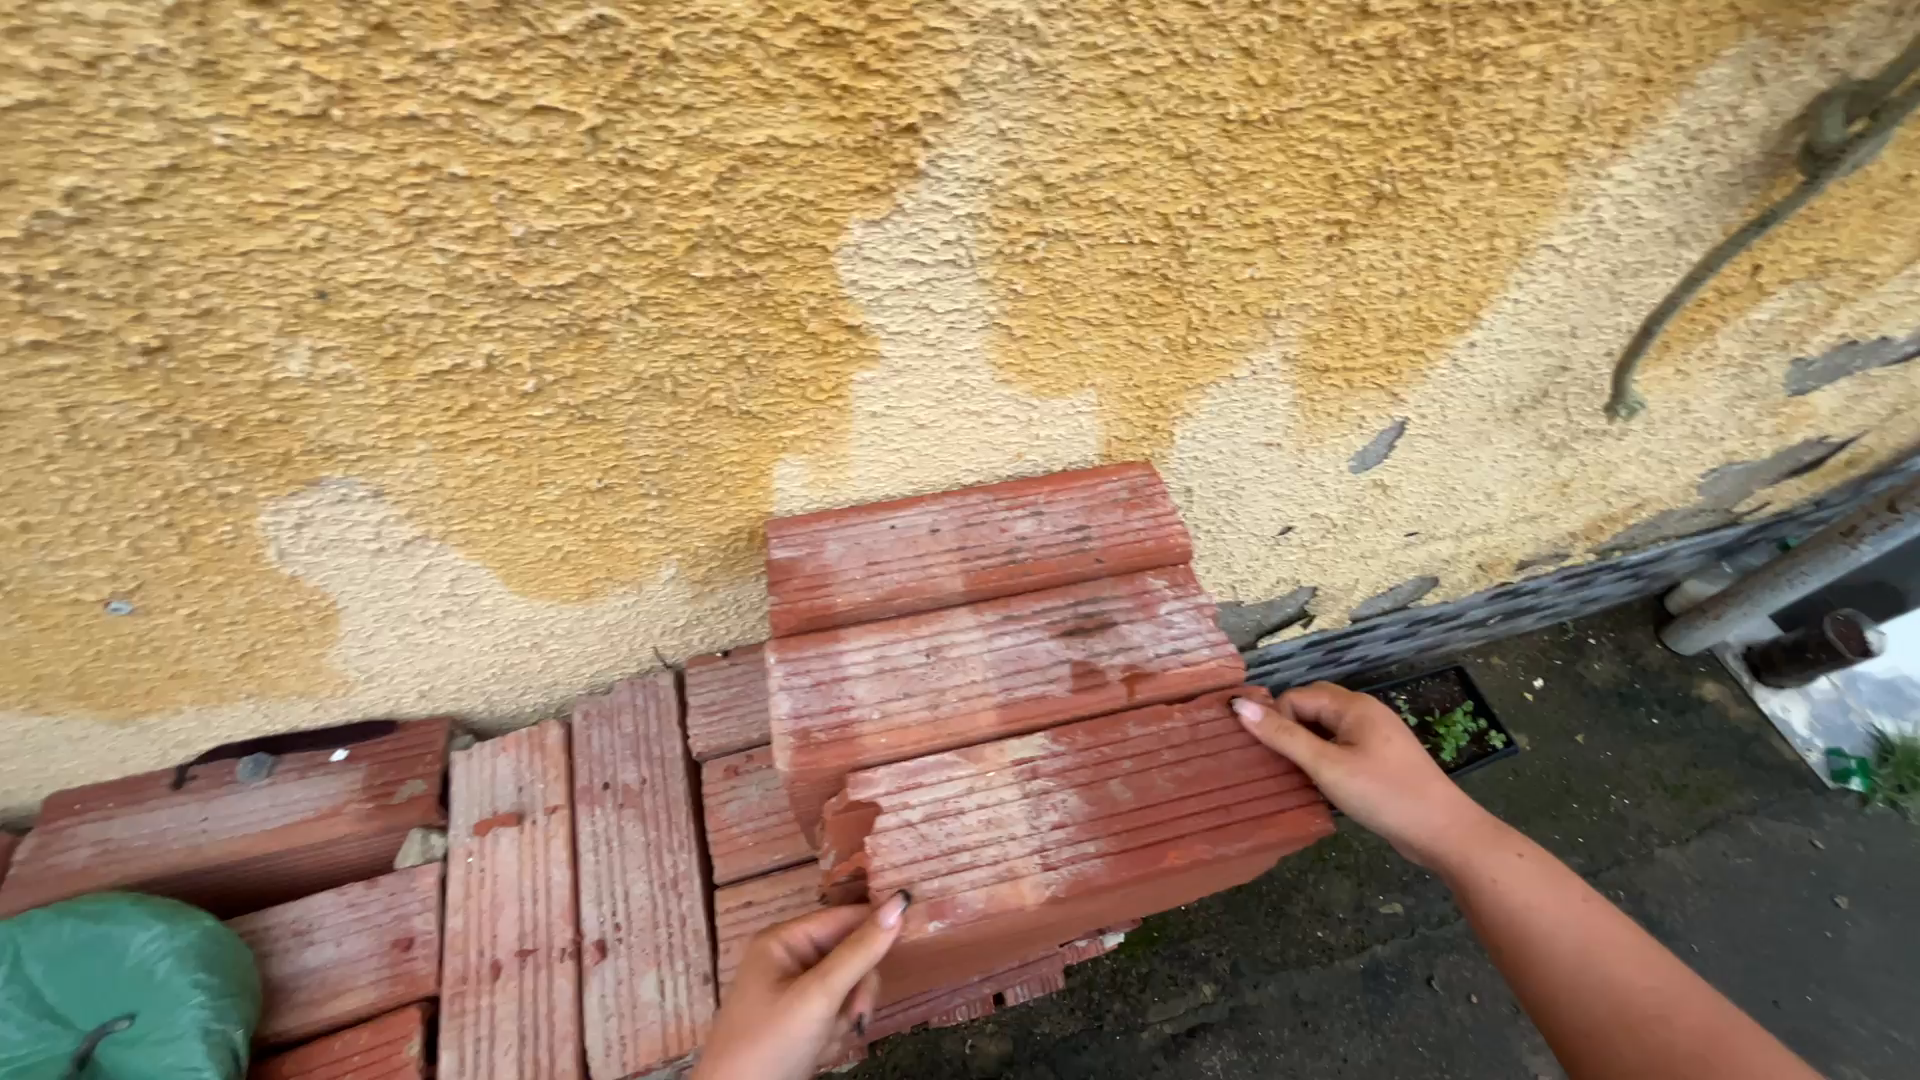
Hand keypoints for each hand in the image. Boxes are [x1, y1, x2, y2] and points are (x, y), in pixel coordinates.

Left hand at [691, 893, 909, 1079]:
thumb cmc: (771, 1046)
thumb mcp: (819, 996)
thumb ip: (860, 951)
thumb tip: (900, 902)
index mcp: (784, 941)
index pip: (844, 917)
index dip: (876, 926)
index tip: (910, 932)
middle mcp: (789, 959)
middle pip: (849, 955)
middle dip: (856, 989)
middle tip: (853, 1016)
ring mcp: (793, 992)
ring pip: (847, 987)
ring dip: (847, 1015)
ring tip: (828, 1040)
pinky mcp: (799, 1021)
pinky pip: (835, 1012)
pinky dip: (835, 1032)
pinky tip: (819, 1051)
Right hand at [1232, 683, 1494, 867]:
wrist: (1446, 834)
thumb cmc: (1383, 795)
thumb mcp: (1326, 766)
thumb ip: (1282, 735)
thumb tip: (1238, 705)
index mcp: (1353, 706)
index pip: (1296, 696)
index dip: (1277, 719)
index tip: (1270, 753)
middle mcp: (1365, 712)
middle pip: (1311, 706)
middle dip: (1288, 728)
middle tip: (1278, 761)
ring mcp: (1376, 736)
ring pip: (1325, 727)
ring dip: (1305, 744)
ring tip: (1295, 774)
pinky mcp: (1382, 758)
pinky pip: (1340, 745)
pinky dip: (1323, 757)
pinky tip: (1319, 782)